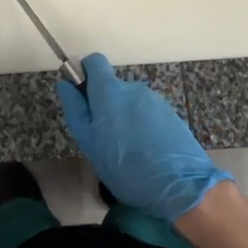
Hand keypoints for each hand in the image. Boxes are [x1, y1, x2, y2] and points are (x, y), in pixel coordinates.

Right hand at [57, 53, 231, 221]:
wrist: (182, 186)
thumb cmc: (125, 166)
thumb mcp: (89, 142)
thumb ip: (75, 109)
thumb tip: (65, 83)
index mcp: (110, 91)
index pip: (94, 61)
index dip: (84, 73)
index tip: (82, 95)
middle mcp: (133, 88)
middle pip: (112, 87)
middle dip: (104, 106)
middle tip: (104, 138)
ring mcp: (155, 100)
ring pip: (130, 102)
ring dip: (124, 117)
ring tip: (128, 150)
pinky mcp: (171, 115)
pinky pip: (148, 113)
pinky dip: (142, 126)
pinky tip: (147, 152)